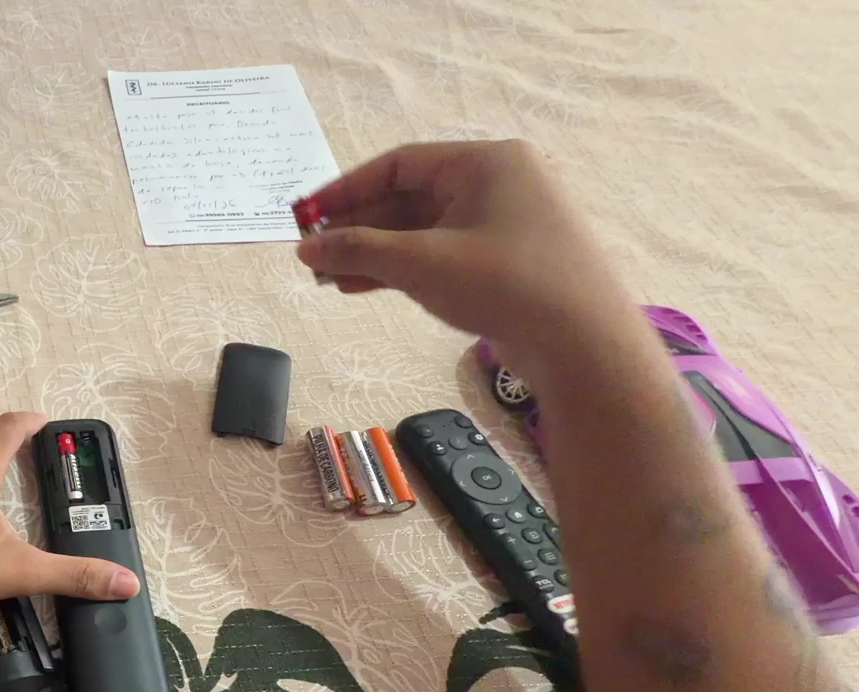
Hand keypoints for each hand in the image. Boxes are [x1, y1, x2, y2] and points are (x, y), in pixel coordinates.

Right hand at [297, 140, 642, 372]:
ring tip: (326, 276)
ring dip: (367, 251)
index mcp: (482, 163)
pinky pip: (428, 252)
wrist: (576, 336)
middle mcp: (490, 183)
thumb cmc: (502, 282)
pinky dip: (391, 266)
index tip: (305, 216)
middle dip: (354, 226)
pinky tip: (357, 285)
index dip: (345, 189)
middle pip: (403, 197)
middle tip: (312, 254)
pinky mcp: (491, 257)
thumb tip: (305, 248)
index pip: (398, 164)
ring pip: (412, 228)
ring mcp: (492, 221)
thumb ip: (356, 251)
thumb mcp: (419, 263)